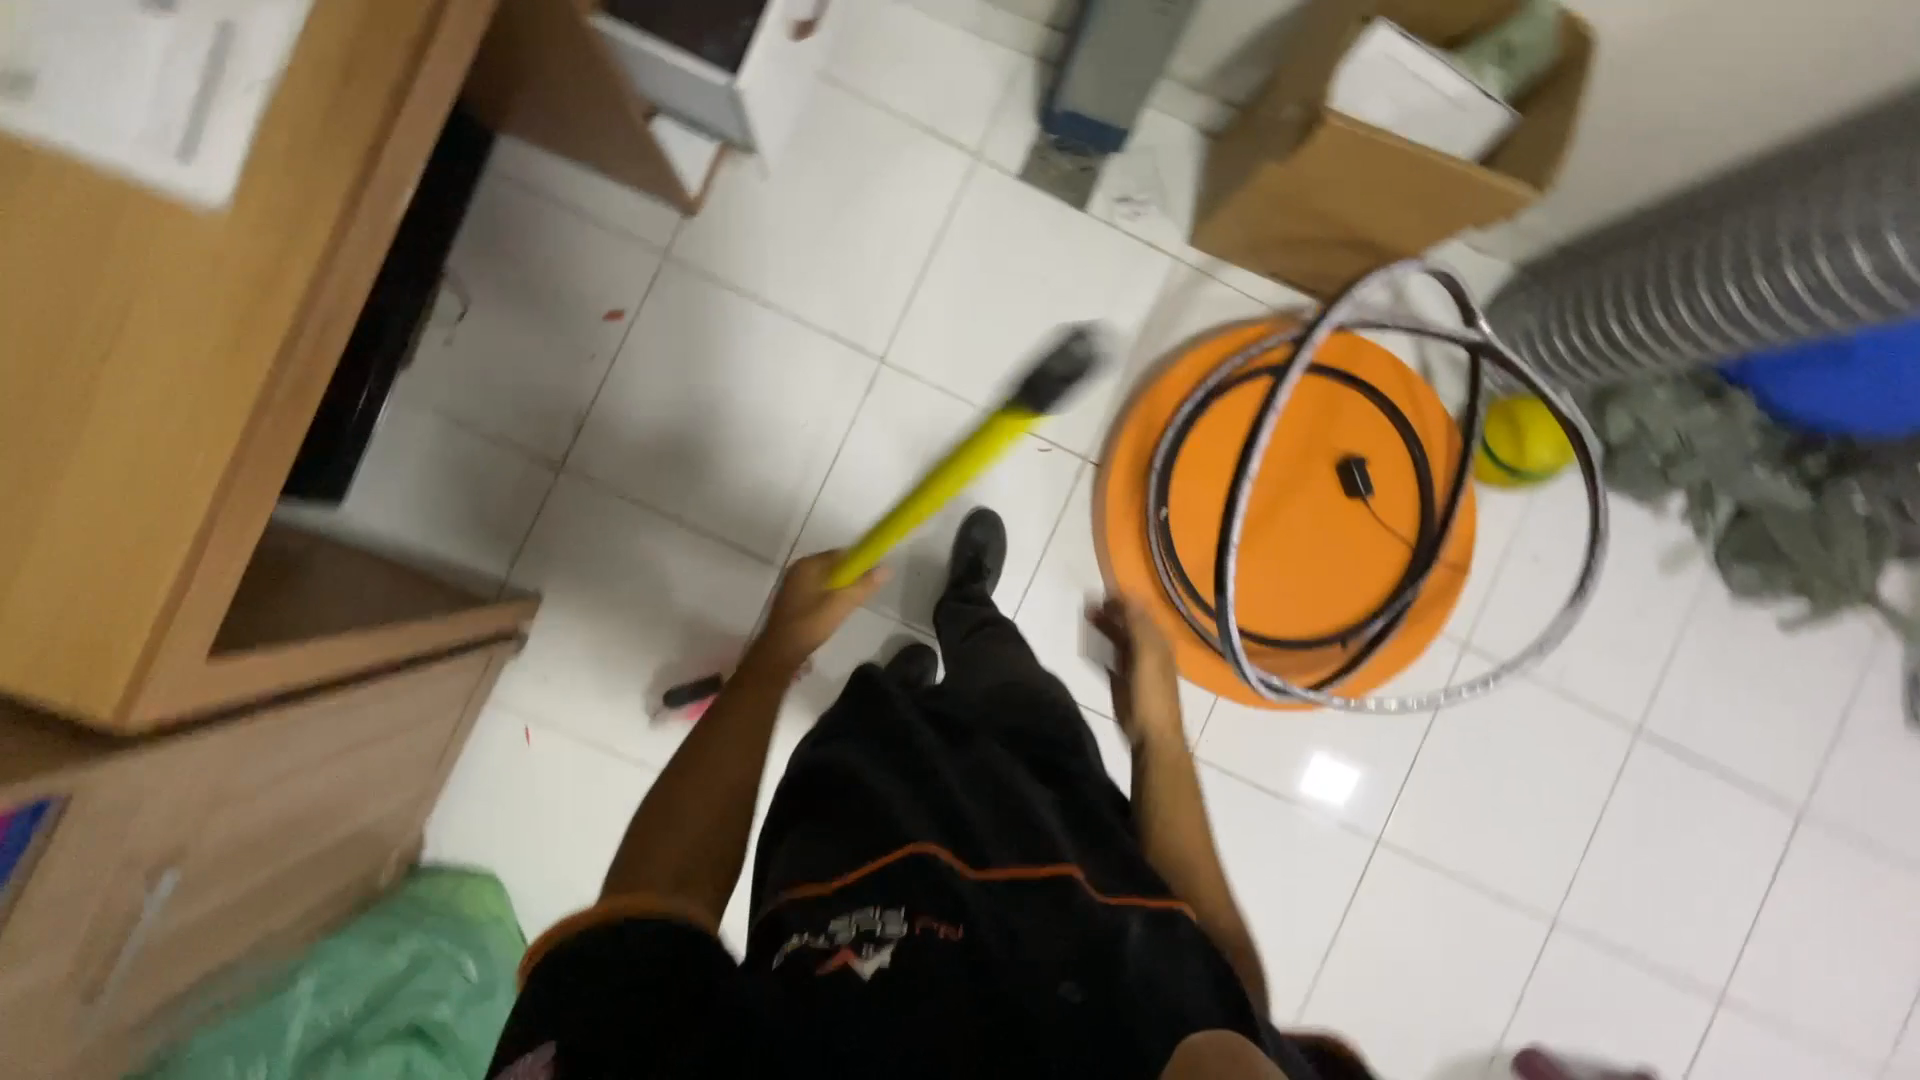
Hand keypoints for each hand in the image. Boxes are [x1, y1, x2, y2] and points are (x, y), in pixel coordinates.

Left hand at [748, 551, 887, 672]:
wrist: (780, 652)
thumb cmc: (810, 624)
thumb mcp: (842, 604)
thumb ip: (864, 585)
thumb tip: (887, 568)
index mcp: (807, 565)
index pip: (840, 554)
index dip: (858, 563)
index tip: (869, 579)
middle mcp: (797, 569)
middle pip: (832, 566)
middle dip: (848, 579)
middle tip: (857, 597)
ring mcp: (792, 584)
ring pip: (824, 580)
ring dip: (838, 590)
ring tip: (844, 608)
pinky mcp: (790, 599)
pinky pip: (815, 591)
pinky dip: (826, 598)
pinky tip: (830, 614)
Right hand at [1087, 595, 1183, 749]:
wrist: (1151, 733)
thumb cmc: (1151, 694)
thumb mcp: (1147, 656)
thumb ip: (1139, 627)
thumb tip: (1129, 598)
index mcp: (1157, 642)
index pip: (1141, 612)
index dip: (1124, 599)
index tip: (1103, 589)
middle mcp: (1147, 649)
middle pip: (1128, 623)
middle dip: (1111, 610)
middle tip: (1089, 600)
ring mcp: (1134, 664)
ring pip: (1117, 638)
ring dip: (1103, 626)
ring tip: (1086, 614)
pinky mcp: (1121, 679)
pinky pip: (1109, 656)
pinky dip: (1099, 647)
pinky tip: (1087, 642)